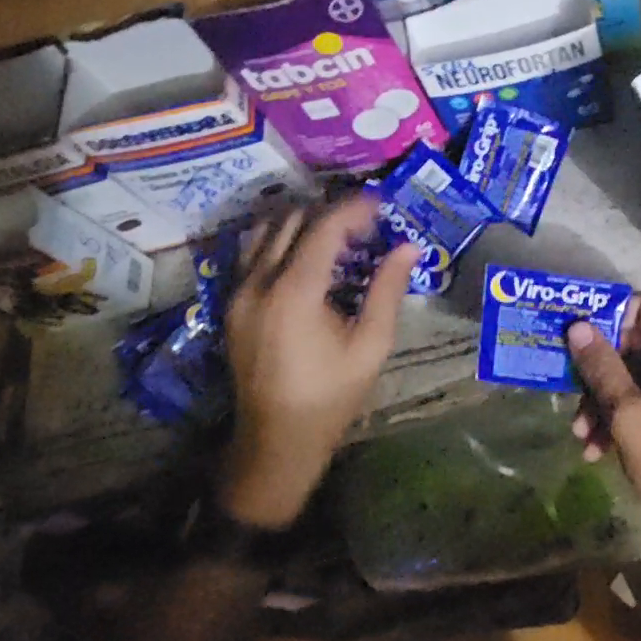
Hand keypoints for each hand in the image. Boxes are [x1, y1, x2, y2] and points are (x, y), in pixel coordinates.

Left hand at [217, 198, 418, 529]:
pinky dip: (279, 240)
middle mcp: (259, 282)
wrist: (276, 439)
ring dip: (301, 221)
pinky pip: (252, 253)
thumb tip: (409, 247)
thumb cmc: (331, 395)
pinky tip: (305, 254)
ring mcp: (239, 292)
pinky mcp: (232, 303)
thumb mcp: (371, 345)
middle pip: (292, 220)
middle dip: (329, 211)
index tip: (382, 201)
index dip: (354, 209)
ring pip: (265, 230)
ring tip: (336, 232)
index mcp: (295, 292)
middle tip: (365, 220)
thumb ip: (387, 290)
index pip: (324, 228)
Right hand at [567, 295, 640, 573]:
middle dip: (599, 372)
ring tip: (582, 438)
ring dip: (605, 402)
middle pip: (636, 344)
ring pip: (638, 376)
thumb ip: (604, 371)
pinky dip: (624, 418)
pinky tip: (598, 450)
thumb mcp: (633, 421)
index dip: (606, 318)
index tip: (572, 341)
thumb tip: (578, 326)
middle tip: (570, 400)